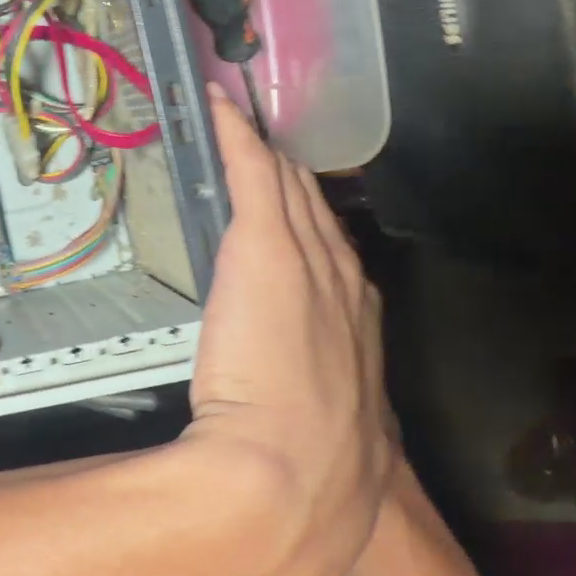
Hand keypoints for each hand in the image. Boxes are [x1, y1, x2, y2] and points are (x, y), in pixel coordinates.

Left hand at [184, 83, 396, 575]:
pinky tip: (220, 105)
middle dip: (293, 171)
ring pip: (289, 186)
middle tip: (273, 131)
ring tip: (251, 113)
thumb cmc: (301, 458)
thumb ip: (309, 390)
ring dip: (268, 149)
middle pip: (315, 210)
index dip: (310, 217)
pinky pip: (253, 173)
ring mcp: (306, 257)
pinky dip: (237, 136)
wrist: (289, 470)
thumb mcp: (321, 420)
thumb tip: (291, 389)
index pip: (329, 250)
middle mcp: (342, 279)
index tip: (292, 191)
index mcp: (354, 319)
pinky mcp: (265, 245)